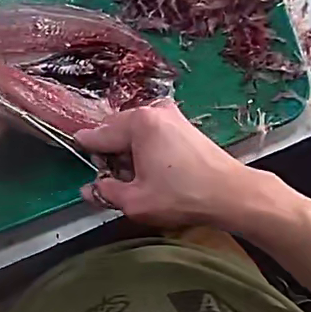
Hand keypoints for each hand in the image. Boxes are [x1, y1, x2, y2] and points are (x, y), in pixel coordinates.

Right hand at [74, 100, 292, 231]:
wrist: (231, 193)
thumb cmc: (182, 195)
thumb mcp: (135, 201)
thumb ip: (105, 192)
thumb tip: (89, 189)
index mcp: (138, 121)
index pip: (98, 135)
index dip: (87, 153)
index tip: (79, 162)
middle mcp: (154, 110)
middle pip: (116, 131)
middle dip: (112, 155)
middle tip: (117, 182)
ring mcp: (172, 115)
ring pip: (135, 134)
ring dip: (130, 155)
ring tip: (139, 181)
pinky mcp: (184, 126)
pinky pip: (153, 135)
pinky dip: (147, 151)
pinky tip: (155, 173)